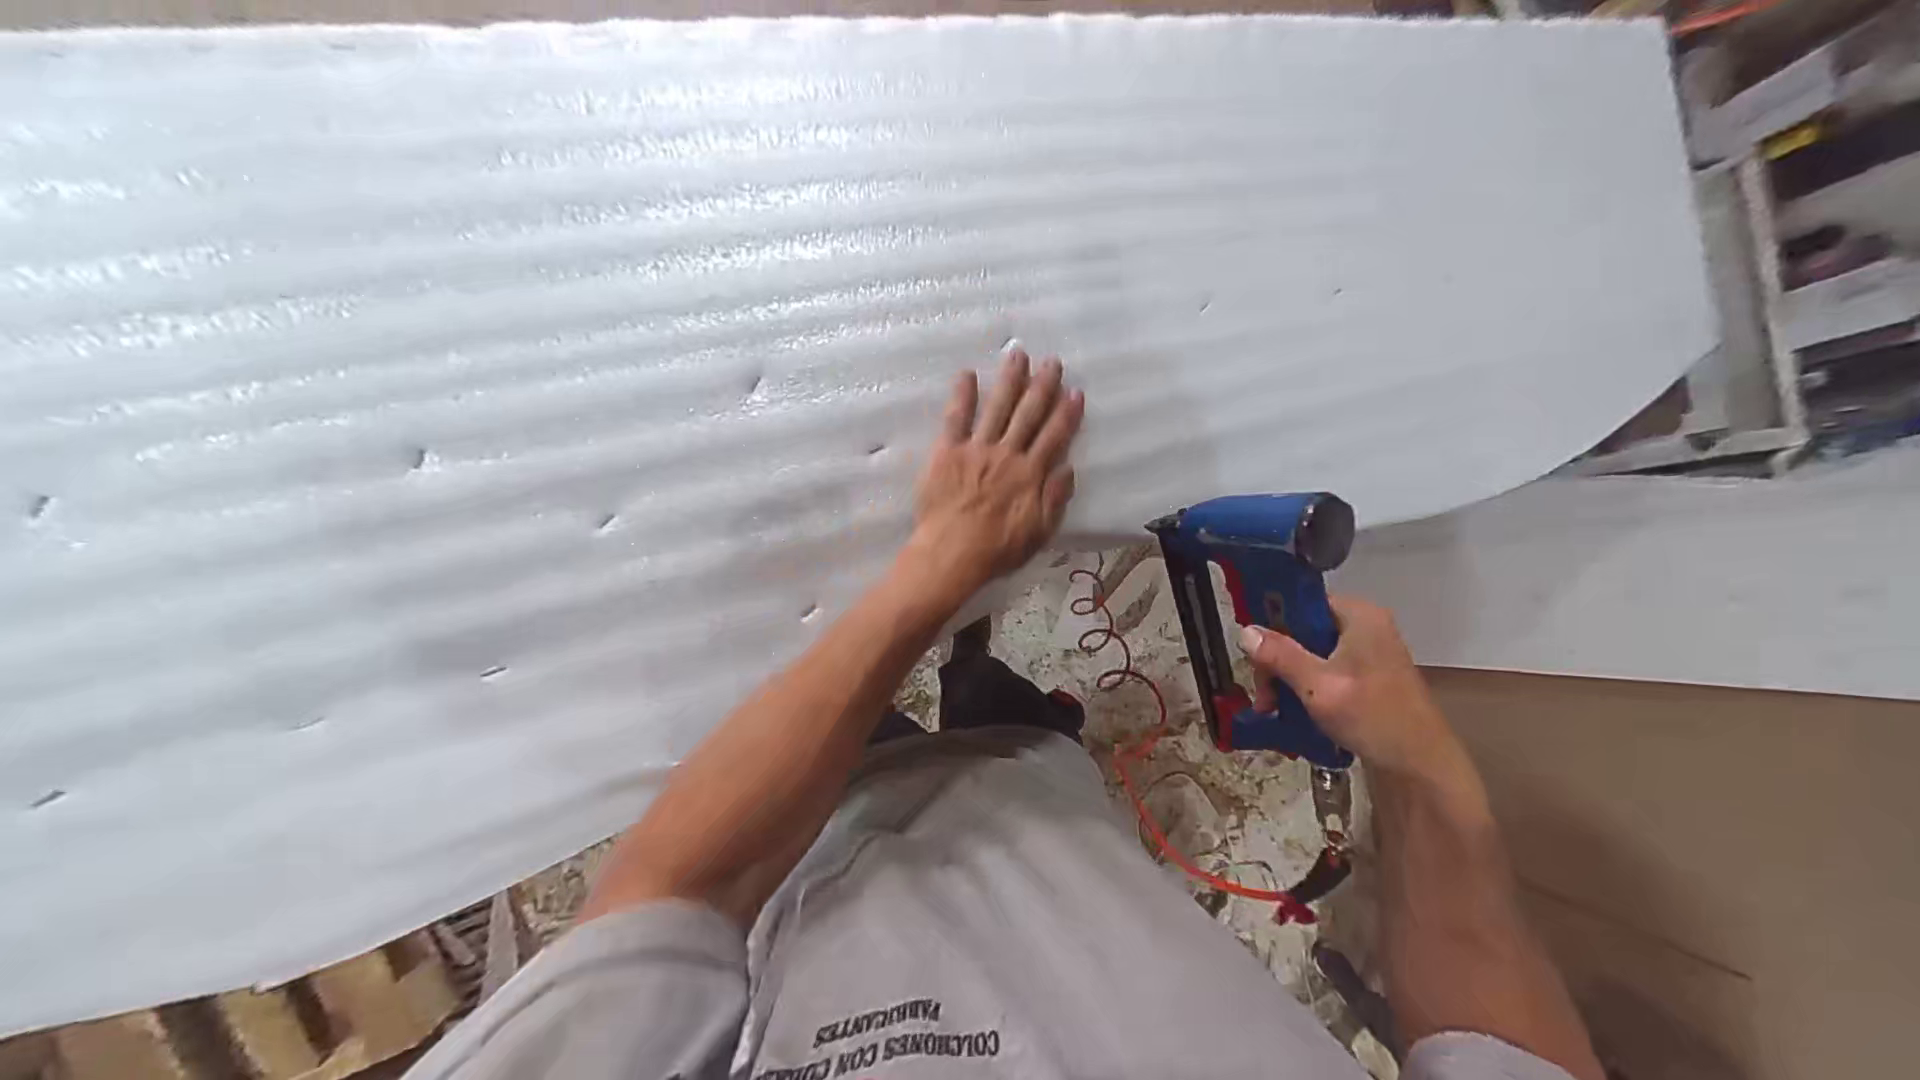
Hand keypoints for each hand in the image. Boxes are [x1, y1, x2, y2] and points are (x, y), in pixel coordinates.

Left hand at [905, 348, 1083, 592]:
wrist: (952, 553)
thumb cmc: (997, 549)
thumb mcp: (1039, 532)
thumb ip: (1055, 499)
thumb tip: (1068, 468)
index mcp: (1031, 474)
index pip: (1054, 437)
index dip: (1067, 414)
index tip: (1075, 392)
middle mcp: (1007, 454)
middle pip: (1029, 414)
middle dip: (1042, 386)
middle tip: (1051, 362)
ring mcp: (977, 449)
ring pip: (997, 407)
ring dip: (1009, 380)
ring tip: (1017, 355)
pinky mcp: (948, 451)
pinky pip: (956, 418)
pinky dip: (962, 395)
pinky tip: (967, 374)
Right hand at [1236, 595, 1461, 777]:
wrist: (1421, 768)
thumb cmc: (1373, 719)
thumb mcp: (1318, 686)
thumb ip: (1280, 655)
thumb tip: (1244, 630)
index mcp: (1359, 616)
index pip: (1301, 602)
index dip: (1272, 623)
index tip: (1252, 652)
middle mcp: (1364, 627)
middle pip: (1301, 630)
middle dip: (1275, 661)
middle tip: (1264, 694)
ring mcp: (1366, 653)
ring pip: (1308, 653)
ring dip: (1285, 679)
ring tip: (1272, 707)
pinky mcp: (1366, 677)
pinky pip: (1322, 671)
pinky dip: (1303, 688)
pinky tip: (1290, 710)